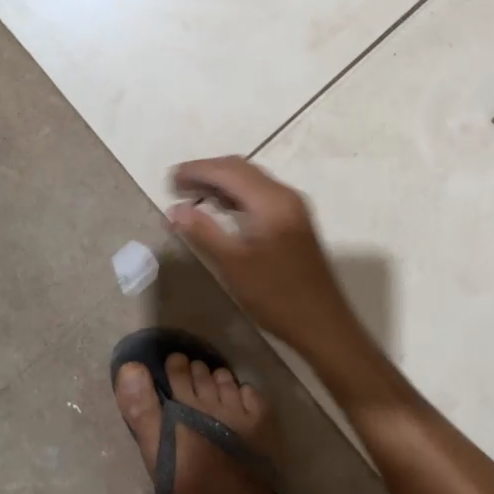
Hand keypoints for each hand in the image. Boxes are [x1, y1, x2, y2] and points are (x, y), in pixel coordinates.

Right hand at [168, 156, 357, 354]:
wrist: (324, 325)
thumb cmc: (276, 297)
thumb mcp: (233, 265)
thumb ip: (203, 232)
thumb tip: (174, 209)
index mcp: (271, 201)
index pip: (228, 170)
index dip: (197, 170)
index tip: (169, 178)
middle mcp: (284, 195)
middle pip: (241, 168)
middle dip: (208, 171)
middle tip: (177, 184)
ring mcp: (293, 207)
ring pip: (251, 180)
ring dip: (222, 181)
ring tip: (192, 193)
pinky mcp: (295, 220)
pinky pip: (260, 194)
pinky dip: (237, 194)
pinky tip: (220, 208)